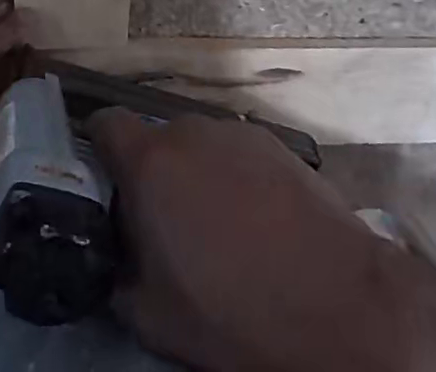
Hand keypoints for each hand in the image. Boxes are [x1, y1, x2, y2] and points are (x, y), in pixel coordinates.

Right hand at [88, 111, 387, 370]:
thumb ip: (118, 269)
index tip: (107, 177)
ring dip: (197, 172)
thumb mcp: (150, 313)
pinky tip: (258, 217)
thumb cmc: (231, 310)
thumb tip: (117, 251)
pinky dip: (235, 174)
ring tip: (220, 222)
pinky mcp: (277, 141)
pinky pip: (237, 151)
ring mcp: (238, 132)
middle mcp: (190, 132)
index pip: (106, 122)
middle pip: (157, 139)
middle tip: (167, 221)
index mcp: (151, 163)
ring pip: (199, 146)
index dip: (99, 145)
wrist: (335, 302)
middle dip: (154, 172)